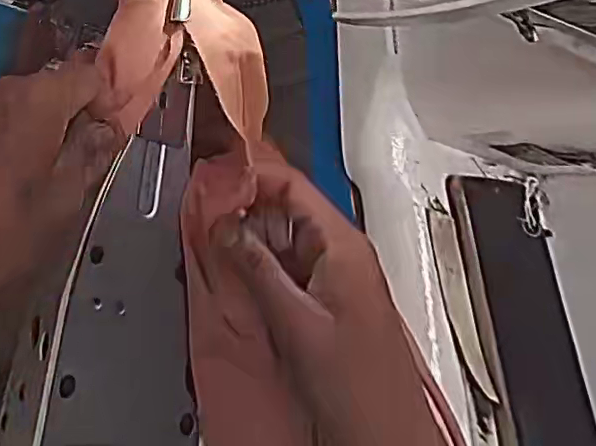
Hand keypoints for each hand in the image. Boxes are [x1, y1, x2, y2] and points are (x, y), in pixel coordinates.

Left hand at [0, 50, 123, 315]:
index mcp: (40, 96)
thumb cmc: (7, 229)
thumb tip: (106, 128)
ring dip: (56, 121)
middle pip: (62, 83)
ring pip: (37, 98)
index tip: (113, 137)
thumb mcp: (67, 195)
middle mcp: (10, 87)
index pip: (92, 76)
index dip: (109, 103)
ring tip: (60, 167)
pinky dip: (29, 129)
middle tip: (93, 155)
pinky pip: (13, 112)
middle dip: (82, 112)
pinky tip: (28, 169)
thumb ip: (93, 150)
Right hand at [211, 159, 446, 445]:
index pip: (292, 184)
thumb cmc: (363, 390)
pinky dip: (259, 263)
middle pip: (285, 206)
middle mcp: (340, 251)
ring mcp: (333, 273)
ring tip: (216, 242)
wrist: (388, 441)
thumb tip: (225, 227)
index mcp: (342, 243)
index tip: (217, 181)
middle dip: (245, 207)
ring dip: (249, 237)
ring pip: (283, 236)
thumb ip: (258, 268)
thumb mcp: (298, 320)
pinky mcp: (325, 297)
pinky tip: (237, 274)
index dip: (252, 176)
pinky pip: (286, 263)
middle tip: (208, 214)